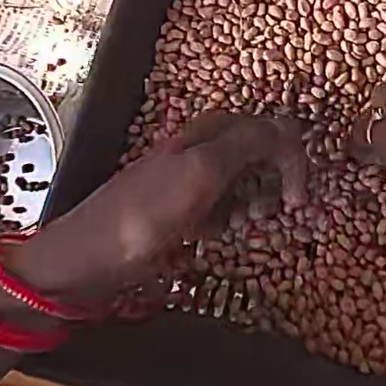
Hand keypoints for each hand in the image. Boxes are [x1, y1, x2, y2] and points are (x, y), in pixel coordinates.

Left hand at [2, 112, 307, 305]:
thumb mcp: (201, 172)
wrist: (88, 257)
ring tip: (232, 227)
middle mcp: (203, 147)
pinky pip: (222, 206)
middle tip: (263, 214)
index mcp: (209, 131)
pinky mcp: (182, 205)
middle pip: (261, 155)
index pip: (271, 130)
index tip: (296, 200)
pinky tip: (209, 235)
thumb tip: (286, 127)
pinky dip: (226, 219)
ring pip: (244, 183)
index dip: (291, 160)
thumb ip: (246, 144)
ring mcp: (192, 177)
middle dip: (270, 184)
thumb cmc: (146, 215)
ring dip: (249, 205)